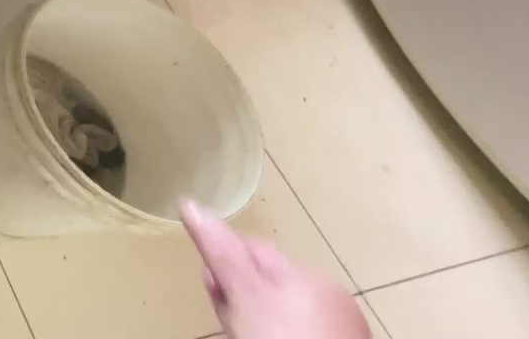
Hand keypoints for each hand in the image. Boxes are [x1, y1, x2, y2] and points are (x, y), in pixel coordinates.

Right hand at [180, 199, 369, 338]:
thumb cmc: (280, 338)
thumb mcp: (242, 292)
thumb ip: (217, 248)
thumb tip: (189, 202)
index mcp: (306, 272)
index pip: (247, 245)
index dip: (221, 261)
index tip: (214, 286)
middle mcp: (328, 293)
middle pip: (263, 277)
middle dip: (237, 291)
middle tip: (230, 316)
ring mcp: (339, 326)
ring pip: (277, 306)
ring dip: (252, 314)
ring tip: (243, 331)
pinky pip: (295, 328)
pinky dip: (275, 332)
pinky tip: (262, 338)